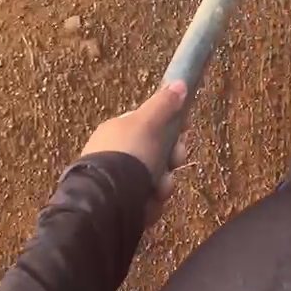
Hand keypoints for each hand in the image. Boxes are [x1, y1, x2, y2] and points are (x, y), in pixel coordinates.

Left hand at [80, 81, 189, 222]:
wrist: (105, 204)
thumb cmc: (127, 156)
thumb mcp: (148, 122)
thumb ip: (164, 103)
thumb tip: (180, 83)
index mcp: (115, 131)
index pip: (148, 122)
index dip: (170, 124)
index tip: (185, 128)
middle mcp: (113, 155)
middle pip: (155, 151)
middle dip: (170, 158)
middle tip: (175, 162)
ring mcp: (114, 182)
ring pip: (153, 178)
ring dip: (163, 183)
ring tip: (159, 189)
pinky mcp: (117, 207)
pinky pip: (144, 201)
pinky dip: (150, 204)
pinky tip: (149, 204)